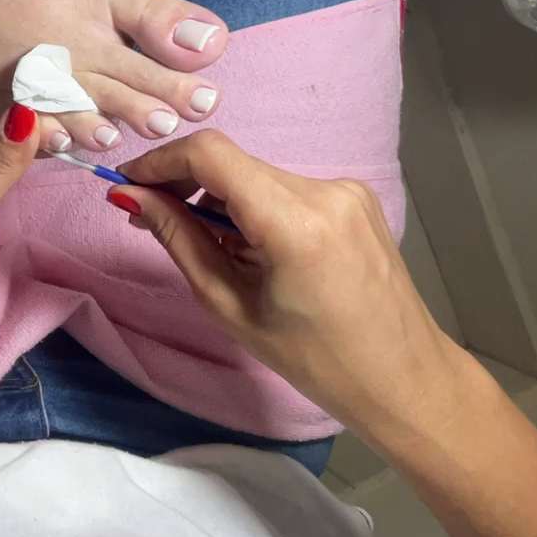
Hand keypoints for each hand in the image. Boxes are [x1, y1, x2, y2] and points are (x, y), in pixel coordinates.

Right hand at [111, 130, 476, 446]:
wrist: (408, 382)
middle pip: (227, 161)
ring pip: (249, 173)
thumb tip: (128, 196)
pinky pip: (276, 185)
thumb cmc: (314, 359)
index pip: (210, 154)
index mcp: (295, 221)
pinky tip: (239, 242)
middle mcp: (324, 191)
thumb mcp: (227, 303)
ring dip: (211, 195)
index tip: (128, 185)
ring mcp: (344, 190)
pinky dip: (244, 204)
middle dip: (179, 182)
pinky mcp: (351, 197)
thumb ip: (176, 237)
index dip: (159, 161)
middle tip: (147, 216)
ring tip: (194, 238)